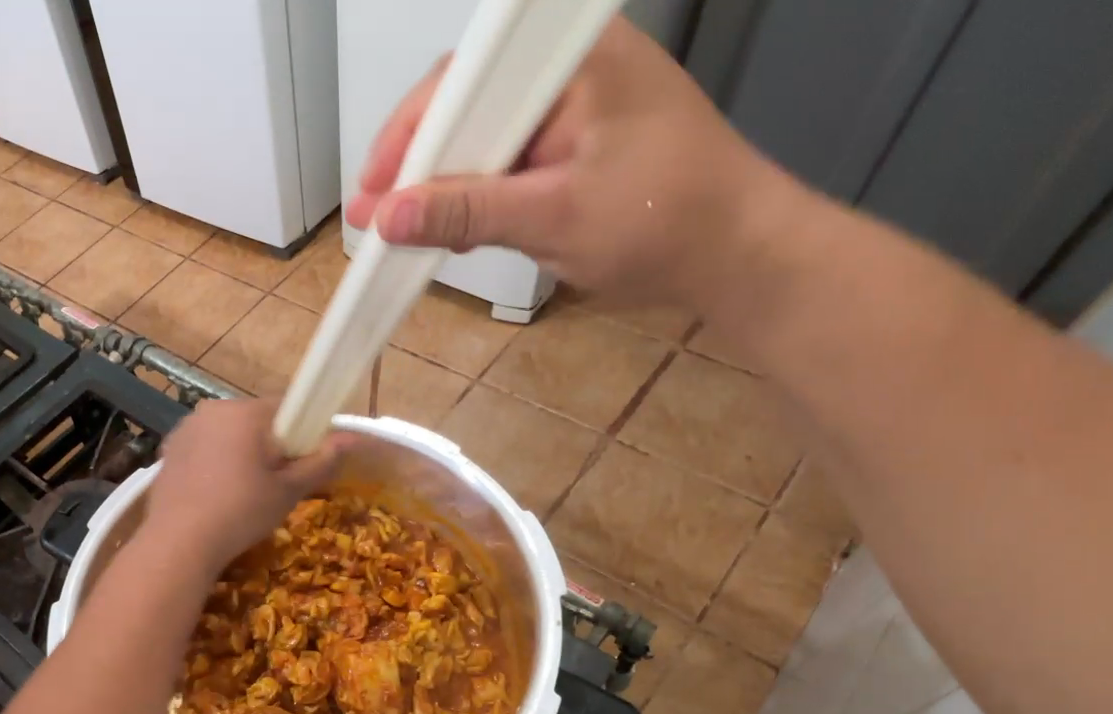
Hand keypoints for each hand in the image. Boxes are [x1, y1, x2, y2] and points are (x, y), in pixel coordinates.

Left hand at [143, 399, 350, 569]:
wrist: (178, 543)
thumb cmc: (241, 513)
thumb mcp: (288, 491)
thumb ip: (320, 461)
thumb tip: (352, 439)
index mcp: (245, 411)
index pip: (286, 407)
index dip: (302, 432)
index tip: (303, 462)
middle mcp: (212, 410)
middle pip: (254, 420)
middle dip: (268, 444)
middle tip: (275, 484)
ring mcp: (185, 429)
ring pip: (227, 434)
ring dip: (240, 454)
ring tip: (243, 494)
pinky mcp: (168, 451)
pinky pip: (203, 449)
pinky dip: (214, 464)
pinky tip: (215, 495)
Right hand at [345, 18, 802, 311]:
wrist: (739, 254)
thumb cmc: (663, 224)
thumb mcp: (553, 218)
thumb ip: (466, 213)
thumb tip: (385, 218)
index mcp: (571, 61)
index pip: (463, 81)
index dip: (408, 135)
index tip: (373, 190)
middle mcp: (568, 69)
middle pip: (466, 106)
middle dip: (417, 166)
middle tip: (376, 219)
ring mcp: (574, 104)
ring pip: (482, 137)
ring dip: (441, 185)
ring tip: (400, 231)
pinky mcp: (576, 140)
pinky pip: (507, 158)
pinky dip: (475, 194)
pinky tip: (449, 227)